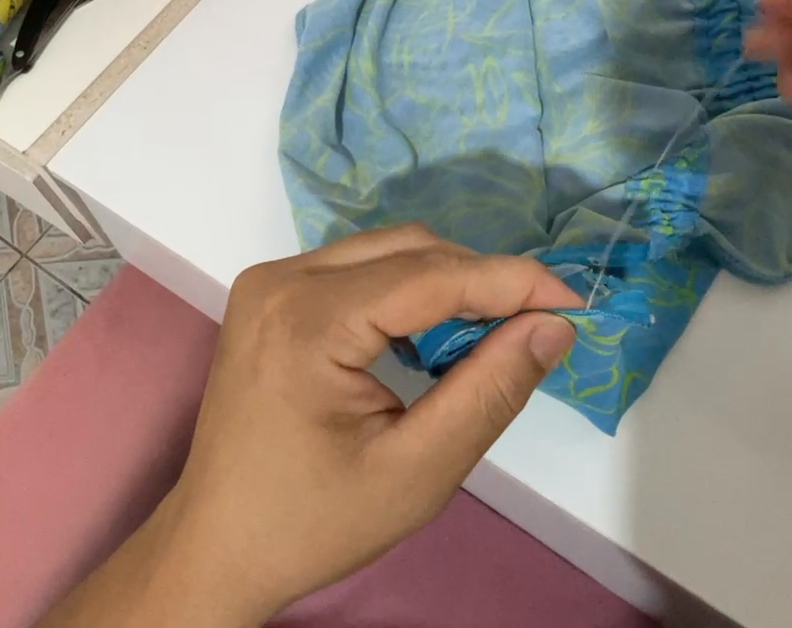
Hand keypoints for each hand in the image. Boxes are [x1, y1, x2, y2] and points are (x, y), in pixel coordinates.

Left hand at [38, 226, 578, 626]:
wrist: (217, 542)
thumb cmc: (314, 521)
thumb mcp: (418, 471)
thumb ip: (490, 391)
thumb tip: (552, 326)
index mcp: (308, 321)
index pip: (430, 276)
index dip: (511, 281)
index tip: (574, 302)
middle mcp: (283, 278)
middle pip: (407, 250)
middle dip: (479, 280)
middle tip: (535, 326)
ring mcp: (269, 279)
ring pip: (383, 251)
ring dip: (444, 282)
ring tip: (487, 334)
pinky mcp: (269, 291)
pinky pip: (355, 267)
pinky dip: (403, 289)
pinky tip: (427, 334)